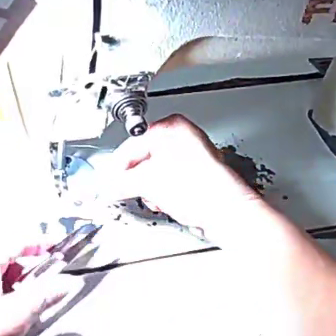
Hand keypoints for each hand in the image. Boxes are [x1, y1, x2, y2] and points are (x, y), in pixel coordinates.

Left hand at [0, 245, 77, 335]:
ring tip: (24, 307)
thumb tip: (61, 286)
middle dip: (28, 267)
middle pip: (4, 253)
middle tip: (45, 284)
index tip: (57, 250)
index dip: (42, 244)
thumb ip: (43, 297)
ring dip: (11, 283)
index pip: (19, 238)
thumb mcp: (14, 318)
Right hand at [88, 116, 276, 244]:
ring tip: (155, 198)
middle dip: (135, 179)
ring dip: (151, 188)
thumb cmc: (199, 187)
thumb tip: (108, 185)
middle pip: (145, 157)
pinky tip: (168, 201)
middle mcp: (185, 135)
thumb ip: (121, 182)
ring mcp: (194, 154)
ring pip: (158, 170)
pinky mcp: (200, 173)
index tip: (108, 182)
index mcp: (171, 126)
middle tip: (128, 192)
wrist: (227, 210)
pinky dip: (165, 191)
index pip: (131, 145)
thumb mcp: (147, 182)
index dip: (116, 167)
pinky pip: (173, 179)